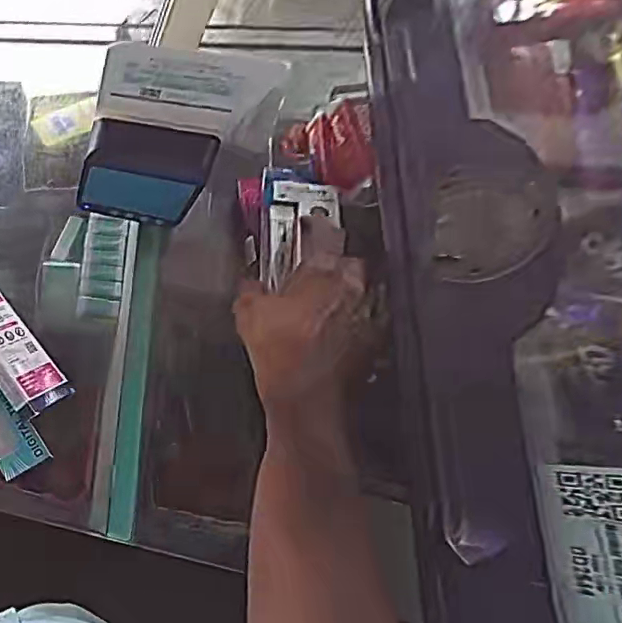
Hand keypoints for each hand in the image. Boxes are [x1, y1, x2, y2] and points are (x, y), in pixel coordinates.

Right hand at [234, 214, 373, 415]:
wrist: (306, 398)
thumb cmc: (281, 357)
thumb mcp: (247, 314)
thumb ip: (250, 288)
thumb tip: (250, 282)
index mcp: (323, 272)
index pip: (324, 232)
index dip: (312, 225)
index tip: (306, 224)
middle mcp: (353, 286)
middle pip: (346, 260)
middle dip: (328, 264)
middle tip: (305, 274)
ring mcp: (368, 311)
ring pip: (357, 288)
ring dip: (339, 291)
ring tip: (314, 305)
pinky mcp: (374, 336)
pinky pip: (363, 314)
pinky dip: (348, 316)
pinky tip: (327, 329)